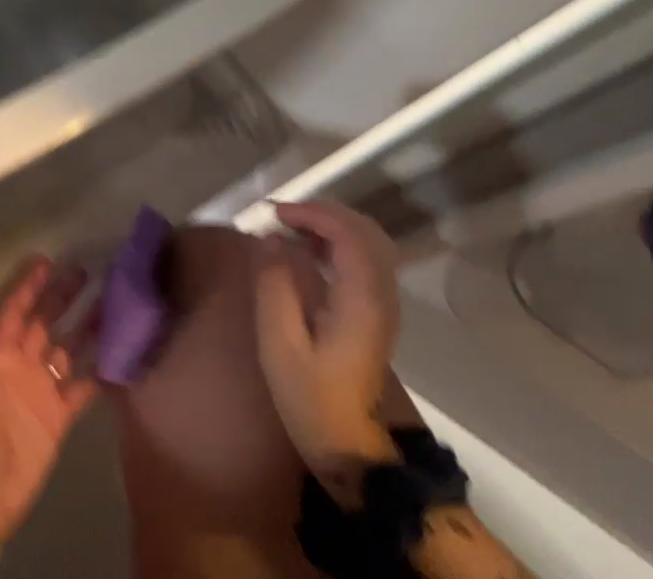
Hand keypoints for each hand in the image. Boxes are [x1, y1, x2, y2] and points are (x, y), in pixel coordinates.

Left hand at [0, 258, 96, 544]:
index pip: (14, 313)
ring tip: (110, 303)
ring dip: (86, 327)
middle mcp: (22, 366)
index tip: (45, 261)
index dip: (27, 288)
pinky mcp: (61, 416)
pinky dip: (100, 372)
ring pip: (69, 348)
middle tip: (84, 271)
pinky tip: (119, 355)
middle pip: (45, 323)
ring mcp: (43, 390)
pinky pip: (84, 387)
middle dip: (61, 297)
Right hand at [255, 202, 402, 480]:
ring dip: (332, 226)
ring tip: (290, 227)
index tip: (274, 213)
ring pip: (370, 243)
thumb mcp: (279, 342)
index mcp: (361, 300)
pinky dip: (339, 243)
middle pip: (366, 232)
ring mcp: (384, 303)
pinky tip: (308, 252)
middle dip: (324, 213)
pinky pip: (366, 260)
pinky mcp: (377, 311)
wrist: (347, 440)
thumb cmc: (309, 394)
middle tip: (280, 214)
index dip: (313, 214)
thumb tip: (269, 240)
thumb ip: (274, 285)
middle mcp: (381, 294)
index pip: (349, 235)